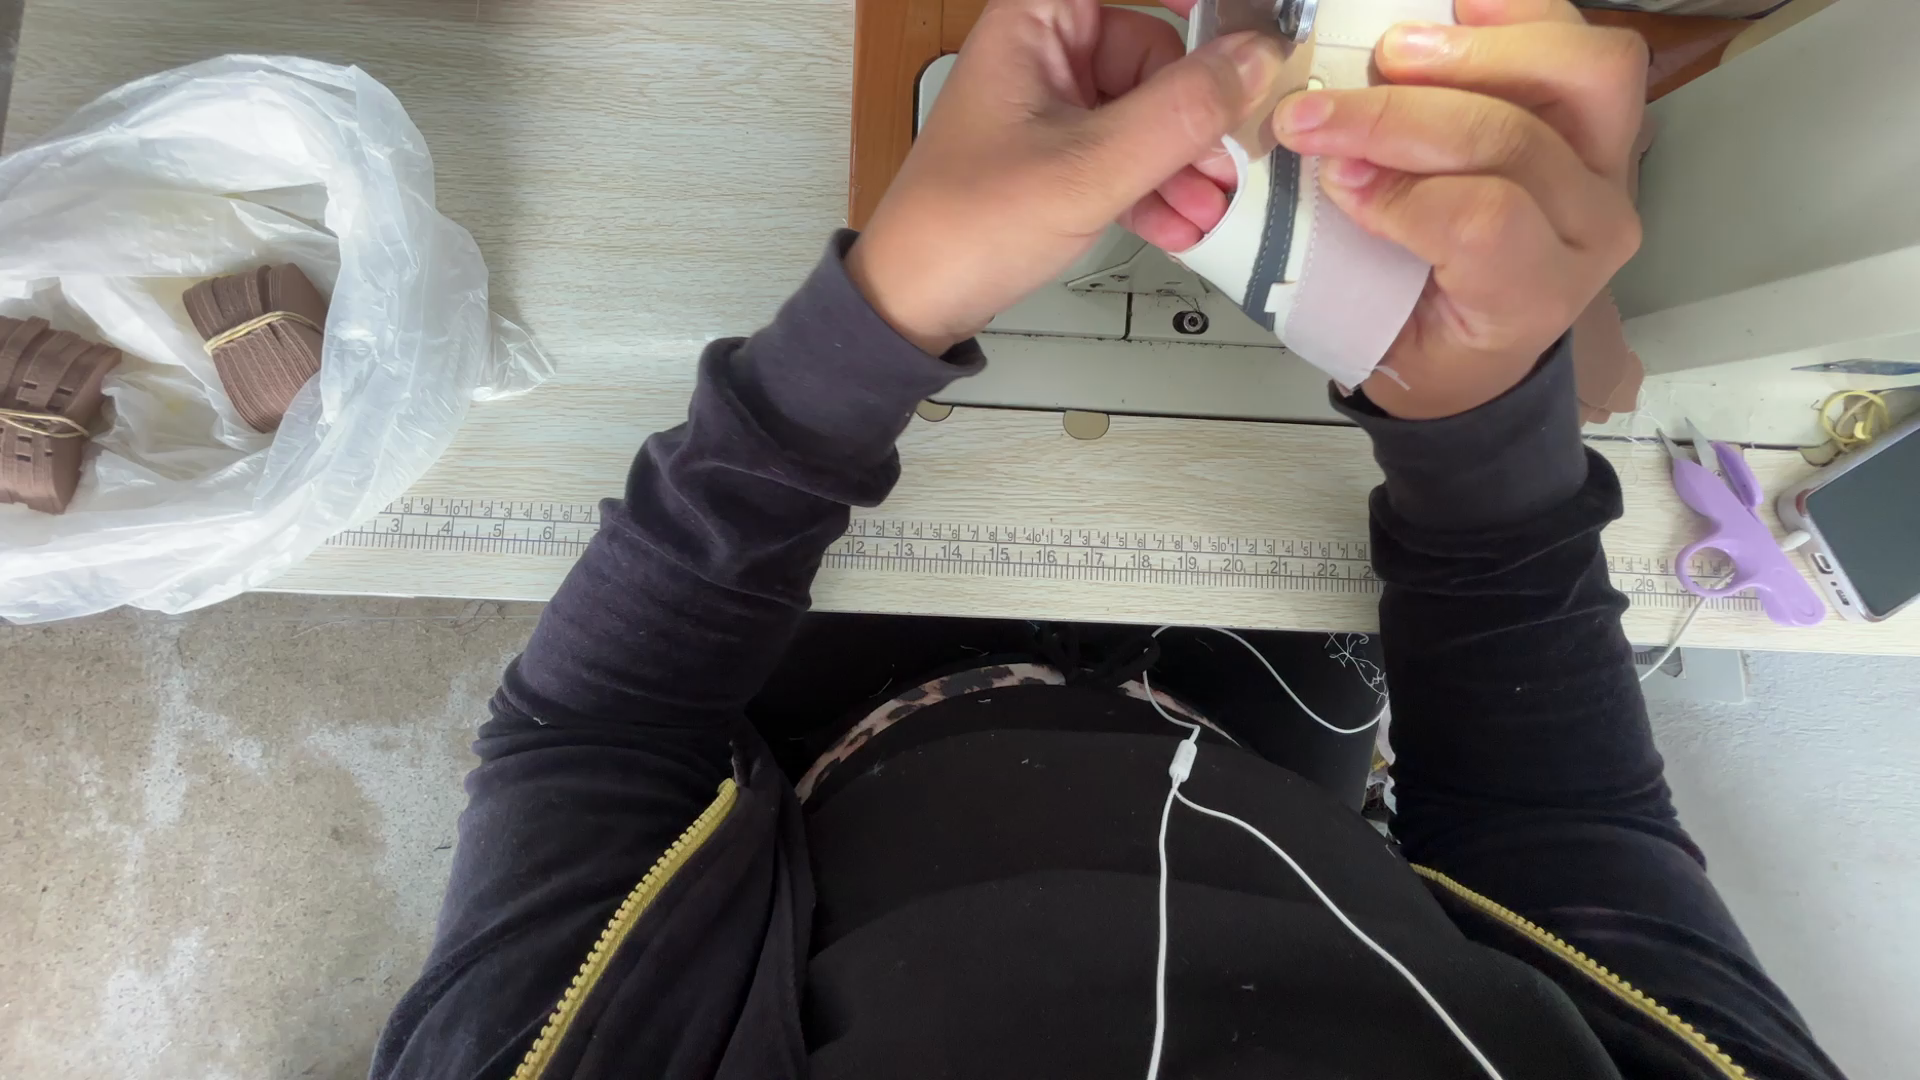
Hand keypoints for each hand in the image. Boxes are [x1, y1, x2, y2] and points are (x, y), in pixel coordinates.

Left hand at [846, 0, 1287, 354]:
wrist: (915, 303)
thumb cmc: (967, 227)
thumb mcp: (1087, 169)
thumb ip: (1180, 112)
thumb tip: (1256, 59)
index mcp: (1040, 20)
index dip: (1203, 14)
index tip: (1255, 39)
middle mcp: (1046, 56)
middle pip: (1155, 64)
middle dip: (1197, 124)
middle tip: (1232, 167)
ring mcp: (1050, 114)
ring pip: (1142, 122)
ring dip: (1180, 170)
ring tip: (1208, 212)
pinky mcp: (1053, 164)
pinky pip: (1119, 163)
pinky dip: (1150, 193)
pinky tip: (1179, 225)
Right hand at [1272, 0, 1648, 417]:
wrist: (1476, 355)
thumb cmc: (1417, 349)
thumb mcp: (1373, 333)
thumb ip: (1352, 263)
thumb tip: (1320, 171)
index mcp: (1526, 298)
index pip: (1478, 222)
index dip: (1397, 191)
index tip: (1328, 176)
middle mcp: (1590, 230)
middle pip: (1512, 139)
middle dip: (1401, 116)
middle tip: (1319, 108)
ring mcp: (1611, 172)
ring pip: (1581, 73)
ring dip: (1475, 48)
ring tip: (1391, 48)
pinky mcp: (1607, 130)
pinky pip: (1588, 55)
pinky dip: (1523, 18)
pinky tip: (1457, 8)